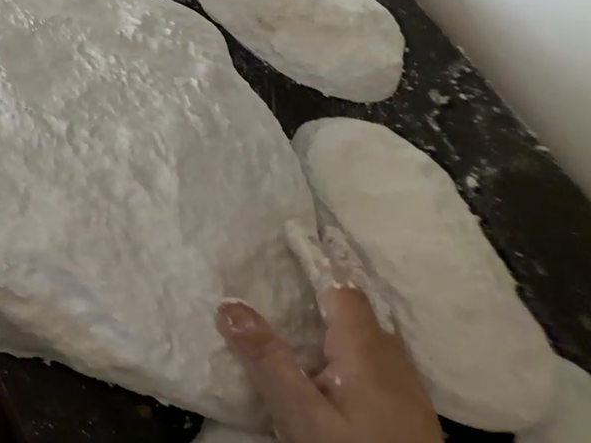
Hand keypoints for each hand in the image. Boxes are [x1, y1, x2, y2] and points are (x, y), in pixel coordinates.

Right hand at [217, 229, 441, 442]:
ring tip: (329, 284)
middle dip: (340, 275)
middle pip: (367, 308)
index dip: (318, 258)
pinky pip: (384, 350)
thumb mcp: (299, 412)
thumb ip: (267, 359)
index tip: (297, 227)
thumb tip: (228, 303)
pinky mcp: (410, 410)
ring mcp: (408, 388)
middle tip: (316, 245)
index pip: (340, 292)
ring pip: (380, 330)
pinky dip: (363, 328)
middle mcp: (393, 363)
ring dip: (353, 302)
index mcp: (365, 354)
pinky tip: (352, 340)